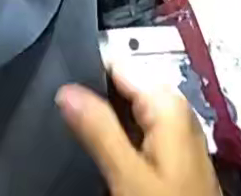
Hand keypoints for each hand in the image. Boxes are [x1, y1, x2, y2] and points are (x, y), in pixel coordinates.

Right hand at [56, 65, 221, 195]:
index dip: (88, 74)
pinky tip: (108, 156)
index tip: (61, 92)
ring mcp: (178, 133)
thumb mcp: (129, 175)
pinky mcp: (175, 156)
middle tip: (68, 120)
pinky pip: (140, 132)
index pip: (119, 65)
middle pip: (124, 87)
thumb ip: (98, 129)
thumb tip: (66, 91)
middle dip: (97, 100)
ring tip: (83, 138)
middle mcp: (176, 109)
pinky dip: (122, 139)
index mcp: (167, 101)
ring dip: (108, 122)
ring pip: (130, 112)